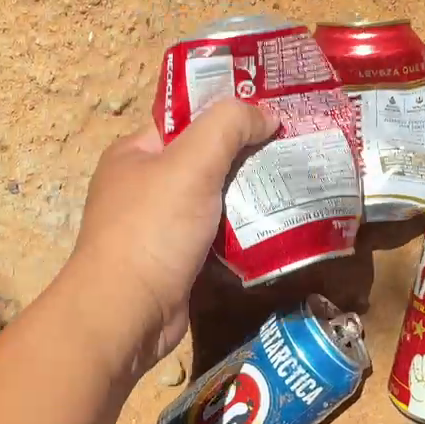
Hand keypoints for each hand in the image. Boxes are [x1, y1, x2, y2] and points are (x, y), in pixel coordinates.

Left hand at [68, 101, 277, 374]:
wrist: (126, 314)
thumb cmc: (153, 229)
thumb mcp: (191, 163)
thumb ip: (228, 126)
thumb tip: (266, 114)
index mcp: (136, 154)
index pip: (187, 119)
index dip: (229, 111)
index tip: (274, 109)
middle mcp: (145, 186)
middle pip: (207, 159)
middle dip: (249, 155)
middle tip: (296, 147)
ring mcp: (161, 226)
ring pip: (217, 199)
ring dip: (252, 196)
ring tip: (298, 184)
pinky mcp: (179, 260)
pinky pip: (220, 236)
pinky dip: (246, 232)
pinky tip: (280, 226)